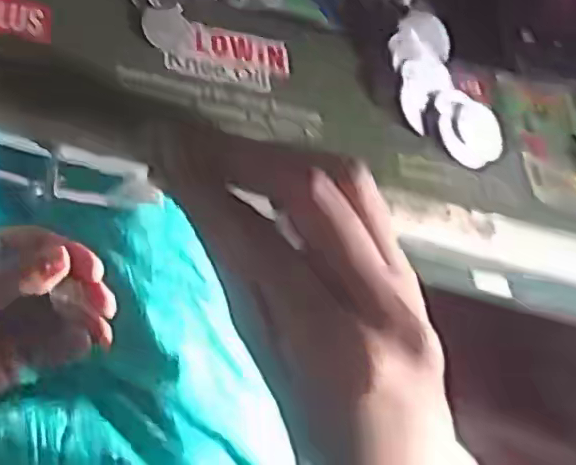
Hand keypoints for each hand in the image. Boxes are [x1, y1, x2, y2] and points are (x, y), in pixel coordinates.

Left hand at [0, 227, 115, 463]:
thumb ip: (19, 277)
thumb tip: (63, 257)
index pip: (37, 243)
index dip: (68, 252)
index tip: (95, 270)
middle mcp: (3, 281)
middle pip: (52, 277)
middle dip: (81, 287)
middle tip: (106, 306)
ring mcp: (10, 319)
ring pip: (56, 310)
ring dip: (81, 316)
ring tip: (102, 333)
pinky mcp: (14, 357)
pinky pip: (49, 343)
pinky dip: (70, 342)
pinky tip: (85, 345)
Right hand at [162, 128, 461, 464]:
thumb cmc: (323, 447)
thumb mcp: (265, 373)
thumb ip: (237, 285)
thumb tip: (195, 205)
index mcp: (341, 348)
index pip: (258, 238)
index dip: (202, 188)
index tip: (161, 153)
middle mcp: (387, 305)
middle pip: (312, 189)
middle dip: (238, 154)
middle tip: (183, 141)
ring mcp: (411, 289)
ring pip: (346, 180)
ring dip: (275, 156)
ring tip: (223, 155)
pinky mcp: (413, 279)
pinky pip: (361, 202)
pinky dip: (307, 176)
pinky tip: (270, 179)